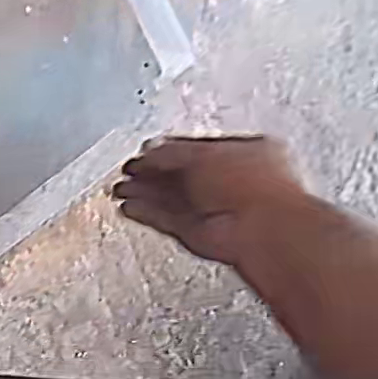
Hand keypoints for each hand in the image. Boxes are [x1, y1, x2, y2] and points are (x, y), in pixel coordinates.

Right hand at [111, 135, 312, 263]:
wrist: (257, 227)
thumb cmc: (251, 186)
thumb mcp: (206, 155)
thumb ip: (173, 152)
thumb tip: (149, 151)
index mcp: (239, 153)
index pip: (194, 148)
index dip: (166, 149)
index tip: (143, 150)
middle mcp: (224, 180)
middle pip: (177, 174)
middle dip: (149, 172)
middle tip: (127, 170)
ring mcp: (208, 207)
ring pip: (167, 197)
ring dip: (142, 192)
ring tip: (120, 189)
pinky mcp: (193, 230)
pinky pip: (163, 218)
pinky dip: (144, 213)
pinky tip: (129, 208)